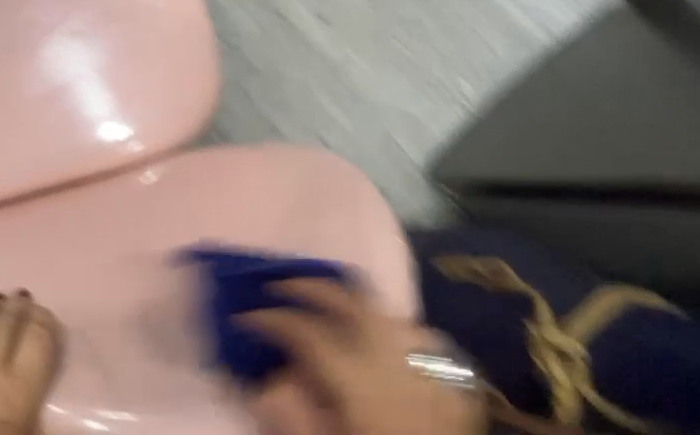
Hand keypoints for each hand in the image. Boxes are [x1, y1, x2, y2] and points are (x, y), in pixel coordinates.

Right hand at [240, 279, 484, 434]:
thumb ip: (292, 412)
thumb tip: (267, 379)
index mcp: (359, 380)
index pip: (303, 329)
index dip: (268, 319)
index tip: (243, 318)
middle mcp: (397, 364)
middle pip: (350, 302)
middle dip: (309, 287)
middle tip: (277, 288)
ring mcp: (432, 375)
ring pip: (391, 315)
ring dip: (354, 305)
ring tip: (329, 310)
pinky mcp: (457, 394)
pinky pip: (427, 347)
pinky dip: (399, 334)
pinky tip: (384, 343)